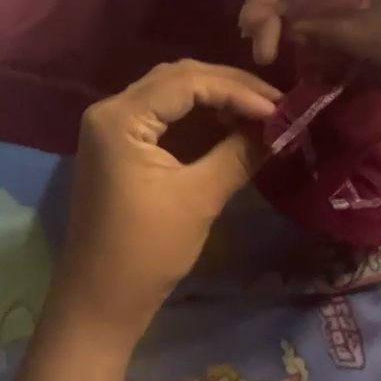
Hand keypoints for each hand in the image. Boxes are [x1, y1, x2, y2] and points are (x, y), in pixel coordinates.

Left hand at [51, 61, 279, 338]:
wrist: (99, 302)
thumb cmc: (145, 252)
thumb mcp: (198, 199)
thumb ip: (238, 154)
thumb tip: (281, 128)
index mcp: (120, 116)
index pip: (185, 81)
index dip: (235, 90)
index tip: (278, 108)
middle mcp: (111, 109)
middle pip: (177, 78)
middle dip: (229, 87)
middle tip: (276, 103)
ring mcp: (114, 125)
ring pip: (172, 92)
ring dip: (216, 98)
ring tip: (261, 113)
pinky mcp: (122, 143)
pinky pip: (165, 114)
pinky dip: (200, 117)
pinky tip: (232, 125)